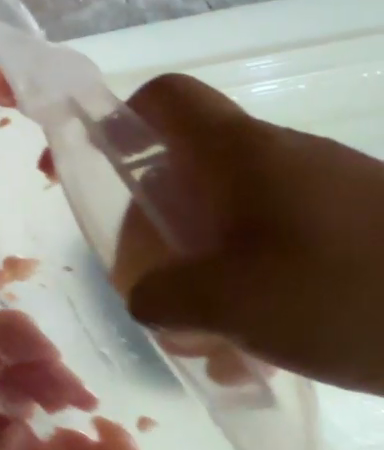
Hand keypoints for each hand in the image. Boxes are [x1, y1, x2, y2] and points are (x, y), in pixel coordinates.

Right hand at [114, 74, 383, 395]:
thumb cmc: (347, 294)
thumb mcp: (217, 306)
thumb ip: (153, 294)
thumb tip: (154, 296)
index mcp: (237, 154)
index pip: (159, 100)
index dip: (113, 124)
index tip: (95, 175)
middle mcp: (281, 160)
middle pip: (183, 174)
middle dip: (154, 234)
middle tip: (157, 296)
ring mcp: (332, 196)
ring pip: (231, 221)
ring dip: (205, 274)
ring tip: (215, 343)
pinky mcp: (372, 234)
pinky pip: (283, 249)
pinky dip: (257, 290)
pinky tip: (265, 349)